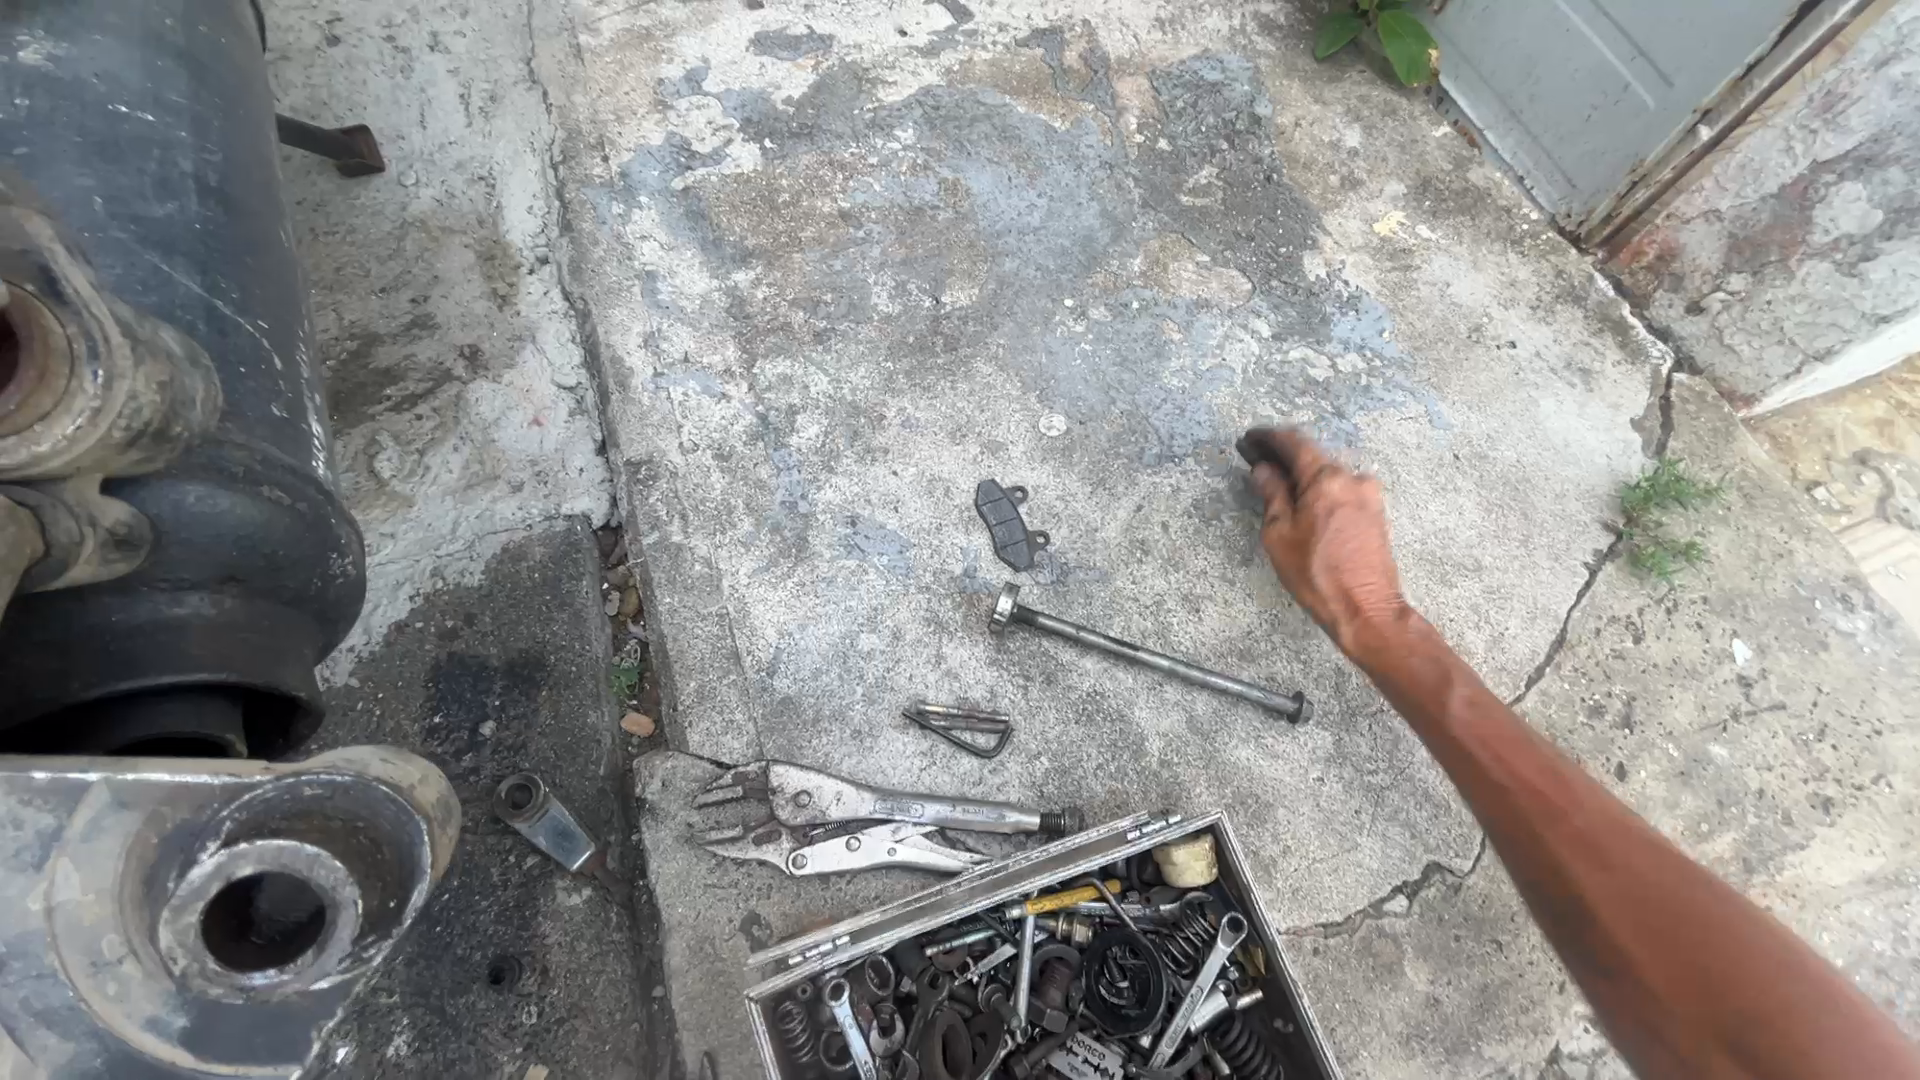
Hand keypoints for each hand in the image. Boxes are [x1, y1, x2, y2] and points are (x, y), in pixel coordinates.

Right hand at [1244, 428, 1408, 652]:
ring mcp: (1368, 494)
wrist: (1365, 608)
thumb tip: (1264, 470)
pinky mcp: (1375, 512)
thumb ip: (1272, 494)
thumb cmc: (1314, 572)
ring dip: (1302, 476)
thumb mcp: (1279, 533)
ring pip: (1327, 475)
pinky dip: (1319, 490)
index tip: (1249, 439)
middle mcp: (1352, 478)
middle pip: (1312, 457)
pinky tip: (1303, 502)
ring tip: (1277, 487)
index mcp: (1326, 478)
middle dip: (1284, 458)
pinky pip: (1340, 490)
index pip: (1294, 442)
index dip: (1268, 437)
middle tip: (1257, 464)